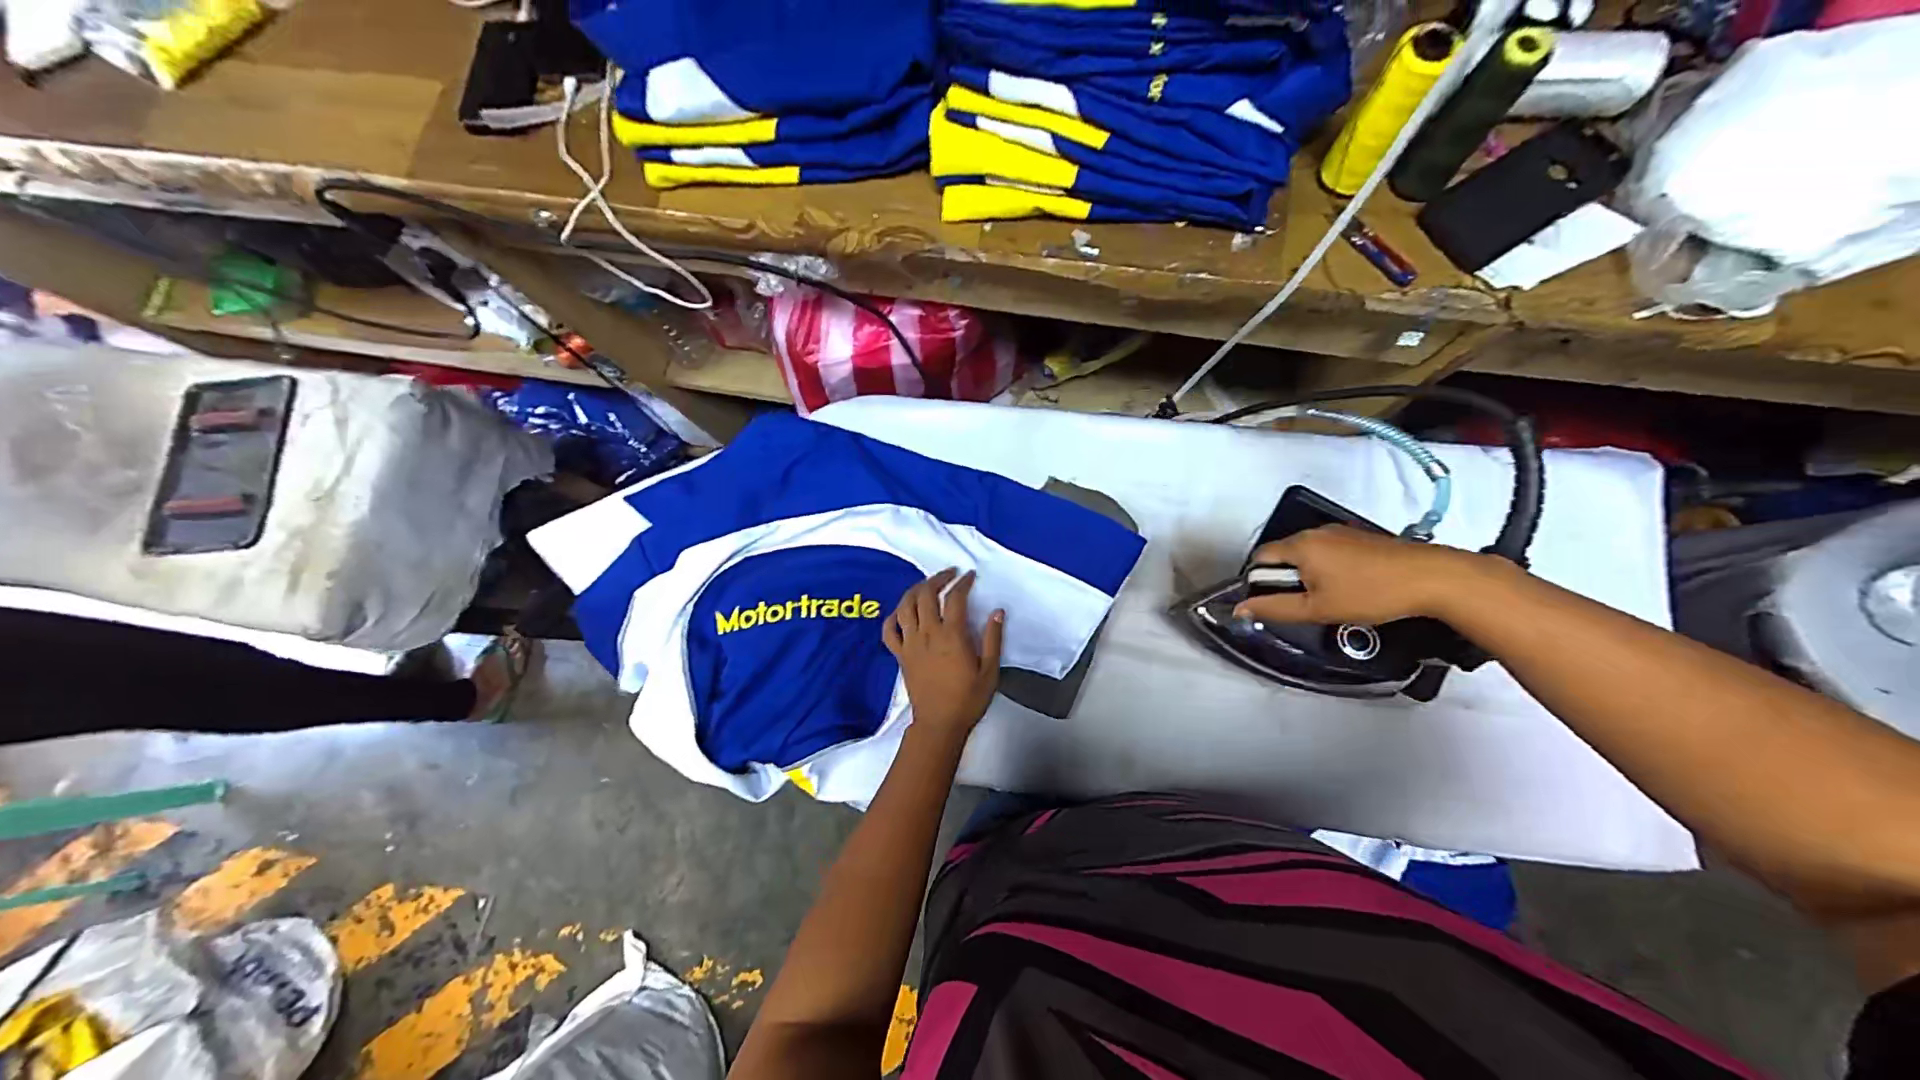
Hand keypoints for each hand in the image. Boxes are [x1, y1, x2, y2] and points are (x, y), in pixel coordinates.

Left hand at [883, 569, 1004, 740]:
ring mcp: (910, 643)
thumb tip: (997, 612)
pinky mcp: (900, 655)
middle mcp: (927, 634)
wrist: (939, 724)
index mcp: (951, 635)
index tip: (969, 576)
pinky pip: (889, 630)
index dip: (962, 583)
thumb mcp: (990, 670)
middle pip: (925, 594)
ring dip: (915, 590)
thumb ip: (993, 638)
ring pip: (905, 606)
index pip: (954, 598)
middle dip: (937, 579)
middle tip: (949, 575)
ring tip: (926, 586)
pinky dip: (893, 616)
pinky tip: (901, 611)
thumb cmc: (968, 699)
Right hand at [1234, 525, 1504, 625]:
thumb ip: (1275, 608)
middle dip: (1285, 578)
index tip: (1272, 603)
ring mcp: (1340, 531)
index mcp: (1299, 545)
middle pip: (1283, 554)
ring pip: (1308, 553)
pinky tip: (1349, 587)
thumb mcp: (1318, 609)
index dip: (1258, 581)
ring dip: (1308, 574)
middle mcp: (1315, 532)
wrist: (1433, 578)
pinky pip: (1329, 551)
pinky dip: (1328, 568)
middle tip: (1304, 605)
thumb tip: (1240, 609)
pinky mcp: (1360, 537)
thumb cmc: (1370, 594)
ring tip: (1329, 599)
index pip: (1260, 558)